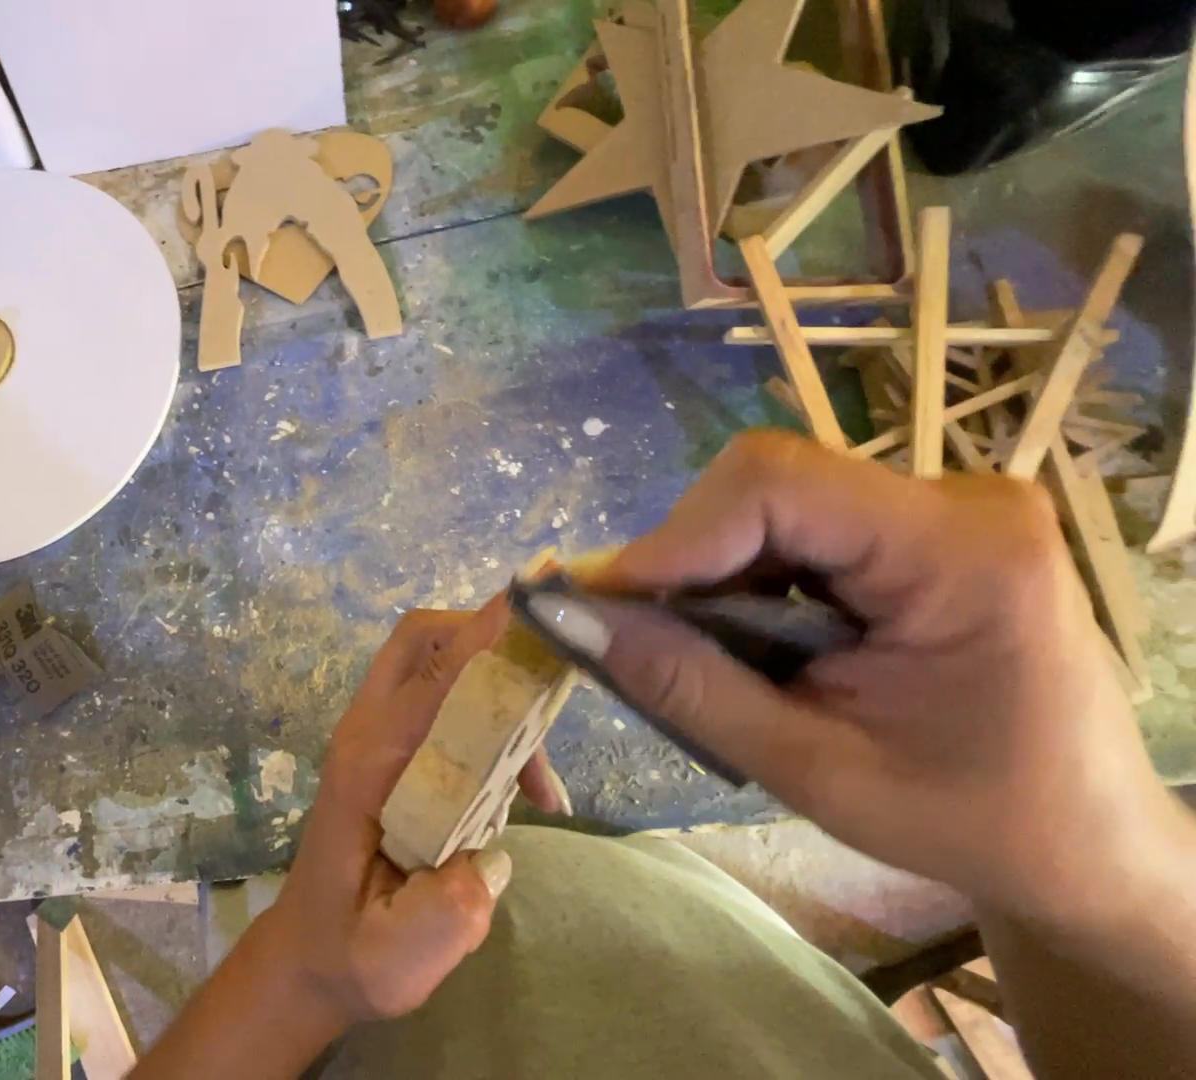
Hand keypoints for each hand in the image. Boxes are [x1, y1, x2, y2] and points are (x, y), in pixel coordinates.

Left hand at [255, 601, 518, 1024]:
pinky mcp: (393, 751)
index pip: (426, 682)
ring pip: (436, 663)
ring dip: (498, 691)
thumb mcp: (396, 957)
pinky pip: (444, 702)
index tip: (534, 603)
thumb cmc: (350, 952)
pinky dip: (493, 725)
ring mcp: (377, 736)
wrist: (311, 952)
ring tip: (543, 784)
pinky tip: (530, 796)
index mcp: (366, 767)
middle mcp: (368, 734)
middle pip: (420, 640)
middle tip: (548, 679)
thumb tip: (490, 859)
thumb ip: (444, 915)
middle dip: (484, 637)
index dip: (480, 641)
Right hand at [589, 429, 1192, 927]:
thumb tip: (571, 619)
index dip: (674, 536)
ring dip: (706, 573)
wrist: (1082, 840)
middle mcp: (955, 502)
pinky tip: (747, 637)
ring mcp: (936, 508)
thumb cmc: (968, 818)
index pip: (775, 484)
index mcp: (963, 553)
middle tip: (651, 641)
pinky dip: (736, 577)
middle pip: (761, 484)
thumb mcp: (808, 768)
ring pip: (762, 501)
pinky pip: (785, 524)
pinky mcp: (911, 527)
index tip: (608, 606)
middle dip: (685, 560)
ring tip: (706, 652)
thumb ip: (686, 687)